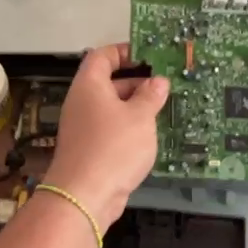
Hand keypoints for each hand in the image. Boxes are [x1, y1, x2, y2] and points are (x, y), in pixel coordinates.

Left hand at [43, 44, 168, 230]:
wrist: (84, 196)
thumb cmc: (113, 147)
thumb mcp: (140, 117)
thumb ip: (151, 96)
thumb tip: (158, 81)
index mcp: (90, 85)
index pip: (102, 55)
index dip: (124, 51)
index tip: (148, 55)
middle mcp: (82, 102)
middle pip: (108, 81)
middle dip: (136, 81)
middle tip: (164, 84)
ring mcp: (84, 127)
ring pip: (112, 107)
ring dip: (135, 106)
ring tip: (163, 108)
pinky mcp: (89, 148)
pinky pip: (111, 128)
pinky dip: (129, 126)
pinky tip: (150, 134)